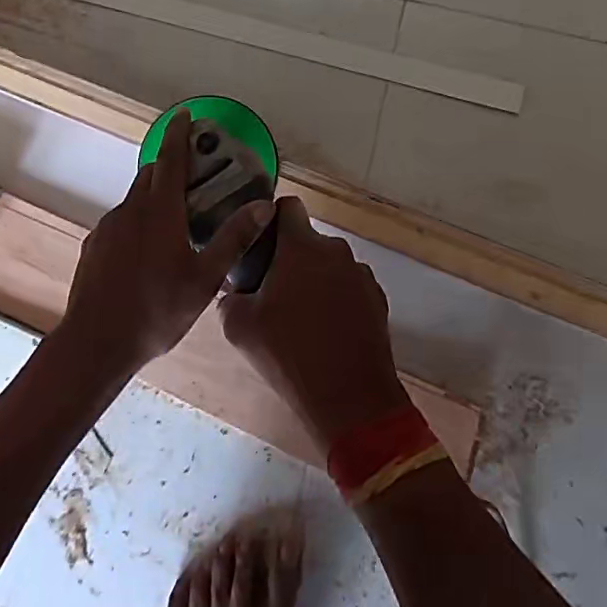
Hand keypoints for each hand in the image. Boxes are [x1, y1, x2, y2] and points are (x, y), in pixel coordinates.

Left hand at [59, 109, 273, 374]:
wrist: (96, 342)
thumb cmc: (156, 310)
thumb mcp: (204, 278)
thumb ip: (233, 239)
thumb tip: (262, 206)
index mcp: (159, 211)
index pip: (169, 159)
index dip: (178, 134)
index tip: (184, 115)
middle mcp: (129, 211)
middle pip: (150, 176)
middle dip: (170, 167)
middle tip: (193, 176)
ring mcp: (107, 228)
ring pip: (134, 200)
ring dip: (154, 198)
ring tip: (176, 222)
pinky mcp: (94, 246)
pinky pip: (121, 223)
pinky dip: (138, 222)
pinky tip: (148, 253)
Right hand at [219, 197, 410, 449]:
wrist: (350, 400)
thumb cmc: (288, 355)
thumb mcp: (239, 326)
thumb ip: (229, 296)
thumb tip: (234, 289)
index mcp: (301, 247)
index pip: (286, 206)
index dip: (270, 219)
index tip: (259, 243)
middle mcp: (335, 251)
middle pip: (307, 241)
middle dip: (290, 258)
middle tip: (271, 290)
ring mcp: (361, 275)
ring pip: (329, 265)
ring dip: (315, 279)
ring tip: (300, 317)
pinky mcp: (377, 300)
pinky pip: (349, 287)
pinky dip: (337, 299)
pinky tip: (325, 331)